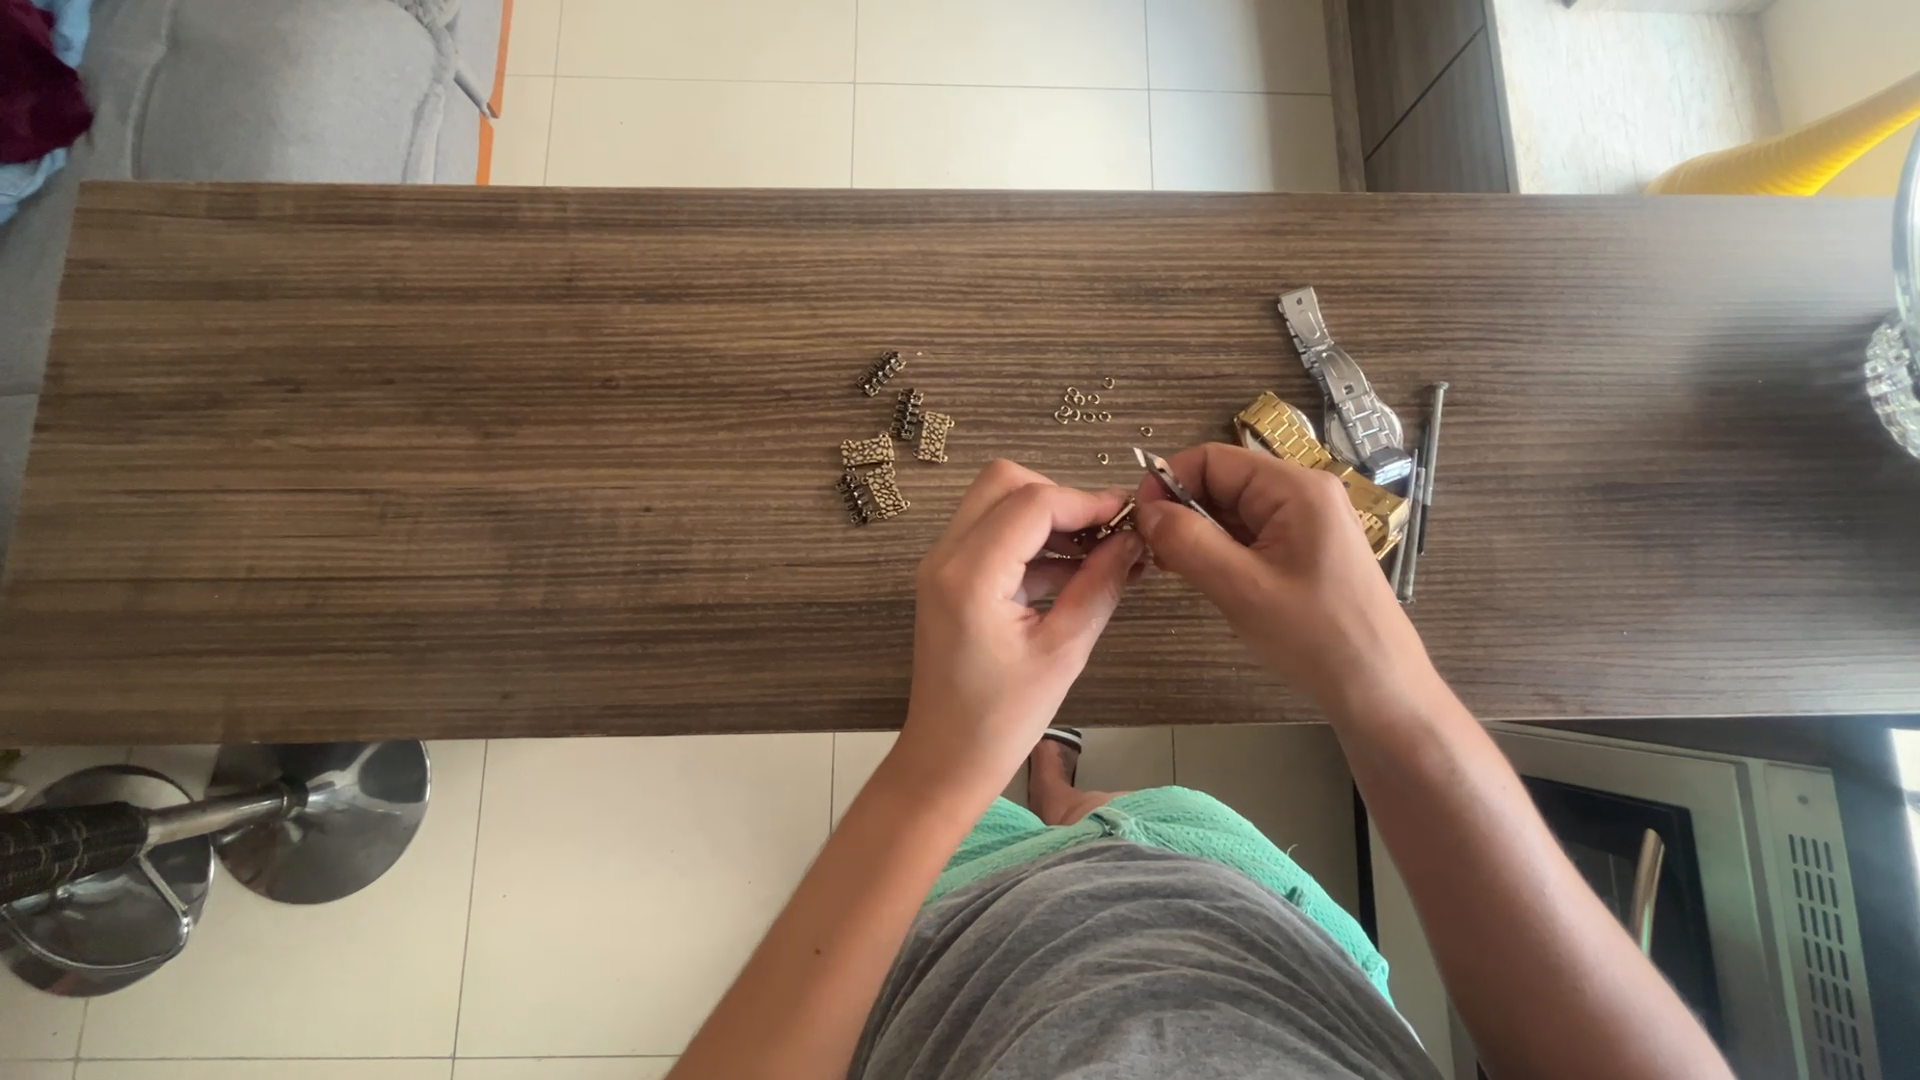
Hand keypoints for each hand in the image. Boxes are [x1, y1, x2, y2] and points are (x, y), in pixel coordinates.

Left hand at [893, 460, 1144, 799]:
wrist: (946, 758)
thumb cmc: (1001, 720)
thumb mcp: (1063, 652)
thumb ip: (1099, 586)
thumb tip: (1131, 542)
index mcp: (970, 576)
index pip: (1032, 503)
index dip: (1086, 502)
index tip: (1128, 520)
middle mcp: (946, 557)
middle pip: (1005, 483)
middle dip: (1061, 497)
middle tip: (1105, 533)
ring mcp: (942, 565)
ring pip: (997, 504)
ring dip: (1048, 518)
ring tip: (1101, 554)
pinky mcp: (949, 579)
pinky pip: (992, 535)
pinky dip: (1032, 542)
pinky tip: (1075, 571)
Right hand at [1131, 443, 1436, 714]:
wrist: (1377, 688)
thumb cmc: (1315, 637)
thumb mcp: (1241, 588)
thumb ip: (1187, 541)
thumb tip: (1145, 511)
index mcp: (1295, 489)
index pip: (1213, 459)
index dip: (1168, 482)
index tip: (1139, 521)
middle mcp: (1302, 494)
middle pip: (1221, 482)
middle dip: (1180, 511)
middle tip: (1154, 553)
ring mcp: (1304, 523)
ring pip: (1229, 511)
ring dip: (1196, 533)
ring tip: (1175, 569)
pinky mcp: (1301, 550)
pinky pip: (1246, 535)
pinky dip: (1217, 550)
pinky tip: (1202, 576)